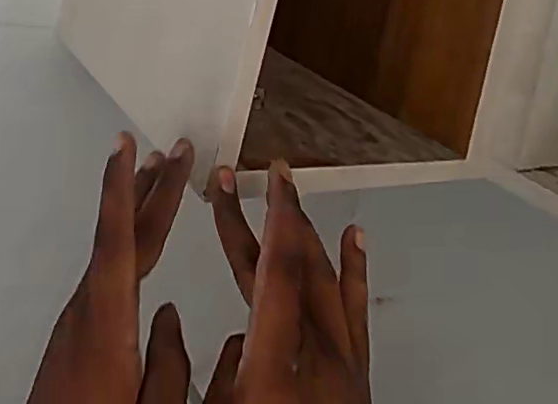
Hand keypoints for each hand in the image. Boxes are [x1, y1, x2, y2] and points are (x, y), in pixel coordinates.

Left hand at [28, 131, 195, 403]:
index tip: (125, 143)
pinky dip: (128, 236)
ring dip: (138, 206)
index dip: (121, 185)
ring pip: (115, 244)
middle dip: (148, 185)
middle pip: (122, 232)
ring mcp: (81, 313)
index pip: (116, 237)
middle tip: (174, 150)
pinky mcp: (80, 325)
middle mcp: (89, 305)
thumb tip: (174, 315)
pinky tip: (140, 239)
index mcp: (107, 320)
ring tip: (157, 173)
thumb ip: (169, 370)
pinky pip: (110, 263)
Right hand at [201, 163, 369, 403]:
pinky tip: (354, 236)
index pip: (277, 273)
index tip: (261, 176)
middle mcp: (319, 364)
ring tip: (285, 188)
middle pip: (294, 267)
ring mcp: (348, 373)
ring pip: (324, 281)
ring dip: (301, 231)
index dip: (269, 217)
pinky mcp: (361, 382)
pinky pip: (356, 313)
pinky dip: (354, 269)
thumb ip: (196, 380)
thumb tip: (206, 331)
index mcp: (276, 374)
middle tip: (234, 177)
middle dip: (264, 216)